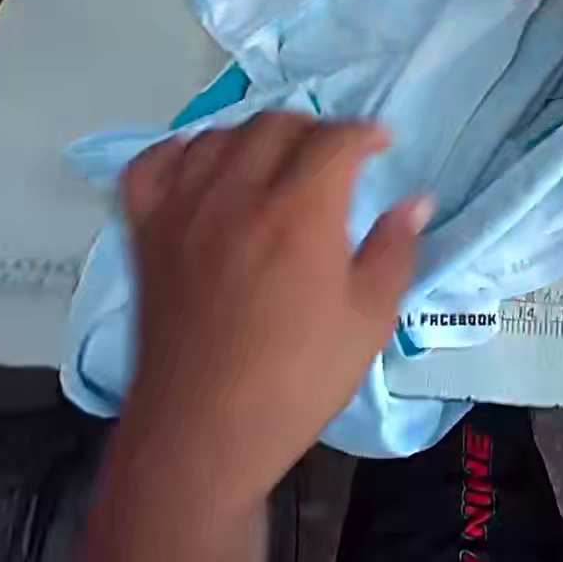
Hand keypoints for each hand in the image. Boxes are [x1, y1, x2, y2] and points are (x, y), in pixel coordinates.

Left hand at [117, 113, 431, 496]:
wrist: (204, 437)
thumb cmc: (298, 378)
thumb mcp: (371, 317)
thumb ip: (396, 248)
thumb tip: (416, 202)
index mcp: (300, 214)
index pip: (335, 140)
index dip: (365, 133)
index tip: (381, 143)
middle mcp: (238, 197)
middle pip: (277, 125)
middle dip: (317, 129)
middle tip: (336, 157)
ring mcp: (183, 213)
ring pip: (220, 135)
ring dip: (259, 136)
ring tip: (279, 162)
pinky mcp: (146, 235)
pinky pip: (152, 165)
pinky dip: (184, 153)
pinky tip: (207, 171)